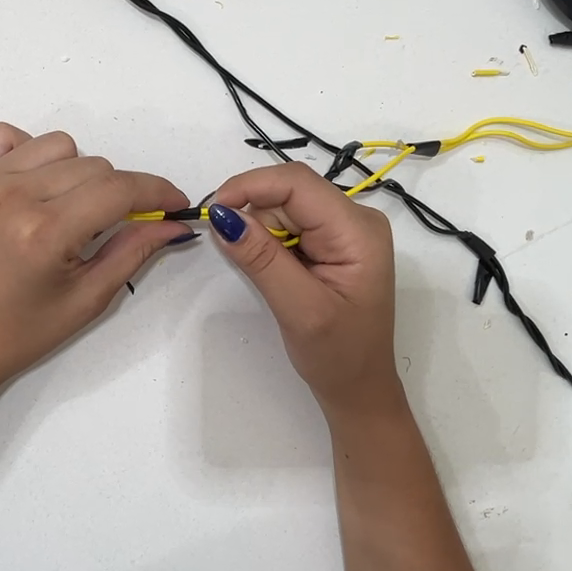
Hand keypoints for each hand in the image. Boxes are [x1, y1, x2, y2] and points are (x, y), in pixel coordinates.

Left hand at [0, 123, 191, 395]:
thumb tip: (175, 222)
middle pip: (94, 165)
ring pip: (59, 144)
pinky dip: (30, 151)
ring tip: (68, 208)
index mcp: (45, 232)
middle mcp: (14, 196)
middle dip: (116, 192)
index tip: (175, 202)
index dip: (156, 191)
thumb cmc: (23, 331)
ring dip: (76, 170)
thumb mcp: (88, 298)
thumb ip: (134, 251)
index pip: (119, 189)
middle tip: (109, 226)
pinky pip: (8, 135)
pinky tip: (35, 185)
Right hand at [207, 162, 401, 418]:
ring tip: (268, 276)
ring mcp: (343, 228)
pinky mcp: (330, 240)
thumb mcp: (298, 308)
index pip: (297, 184)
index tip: (212, 212)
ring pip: (283, 206)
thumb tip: (222, 216)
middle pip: (288, 192)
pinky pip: (288, 222)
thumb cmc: (338, 354)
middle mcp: (355, 219)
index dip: (250, 186)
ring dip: (261, 231)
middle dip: (254, 215)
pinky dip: (268, 240)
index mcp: (357, 231)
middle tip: (238, 256)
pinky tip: (273, 269)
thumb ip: (261, 259)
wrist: (358, 386)